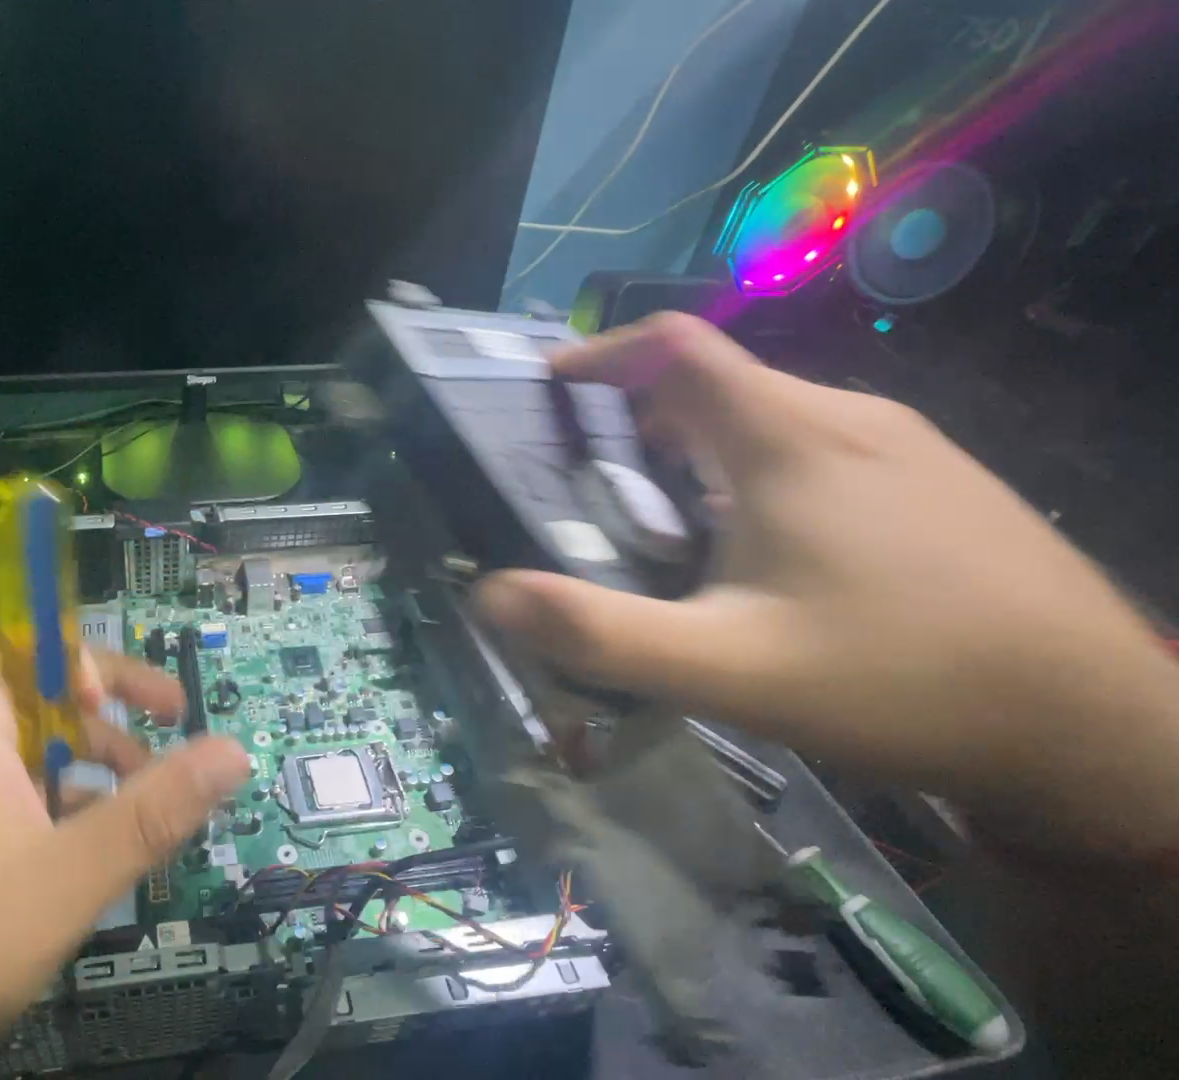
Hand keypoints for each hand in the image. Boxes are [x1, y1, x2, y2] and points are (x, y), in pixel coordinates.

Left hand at [0, 627, 249, 1078]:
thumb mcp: (74, 874)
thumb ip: (155, 810)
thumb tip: (233, 752)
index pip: (9, 636)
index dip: (71, 647)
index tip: (121, 694)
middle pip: (31, 690)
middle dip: (103, 706)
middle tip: (168, 725)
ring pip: (23, 748)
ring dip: (87, 758)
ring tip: (144, 797)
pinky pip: (6, 795)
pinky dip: (56, 800)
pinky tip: (93, 844)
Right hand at [475, 313, 1178, 855]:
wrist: (1097, 732)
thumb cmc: (897, 682)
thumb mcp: (726, 668)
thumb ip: (599, 632)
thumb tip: (488, 596)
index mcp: (787, 438)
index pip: (675, 346)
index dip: (600, 353)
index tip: (547, 390)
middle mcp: (846, 416)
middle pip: (715, 382)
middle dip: (634, 418)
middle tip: (587, 486)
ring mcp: (903, 445)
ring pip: (766, 416)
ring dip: (692, 449)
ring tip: (659, 524)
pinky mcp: (937, 481)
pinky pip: (815, 446)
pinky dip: (750, 470)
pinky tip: (758, 549)